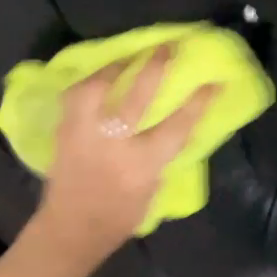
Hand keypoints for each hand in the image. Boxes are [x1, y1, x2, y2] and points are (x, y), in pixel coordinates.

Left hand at [32, 45, 214, 264]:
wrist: (71, 229)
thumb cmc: (119, 217)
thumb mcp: (152, 192)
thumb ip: (160, 158)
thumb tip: (171, 127)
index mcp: (143, 166)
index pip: (177, 126)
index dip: (197, 102)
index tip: (212, 82)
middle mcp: (114, 146)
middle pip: (137, 97)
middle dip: (155, 68)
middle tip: (167, 47)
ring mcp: (85, 136)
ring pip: (97, 90)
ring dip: (114, 68)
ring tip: (127, 56)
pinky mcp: (64, 133)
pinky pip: (73, 98)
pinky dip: (87, 83)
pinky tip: (98, 76)